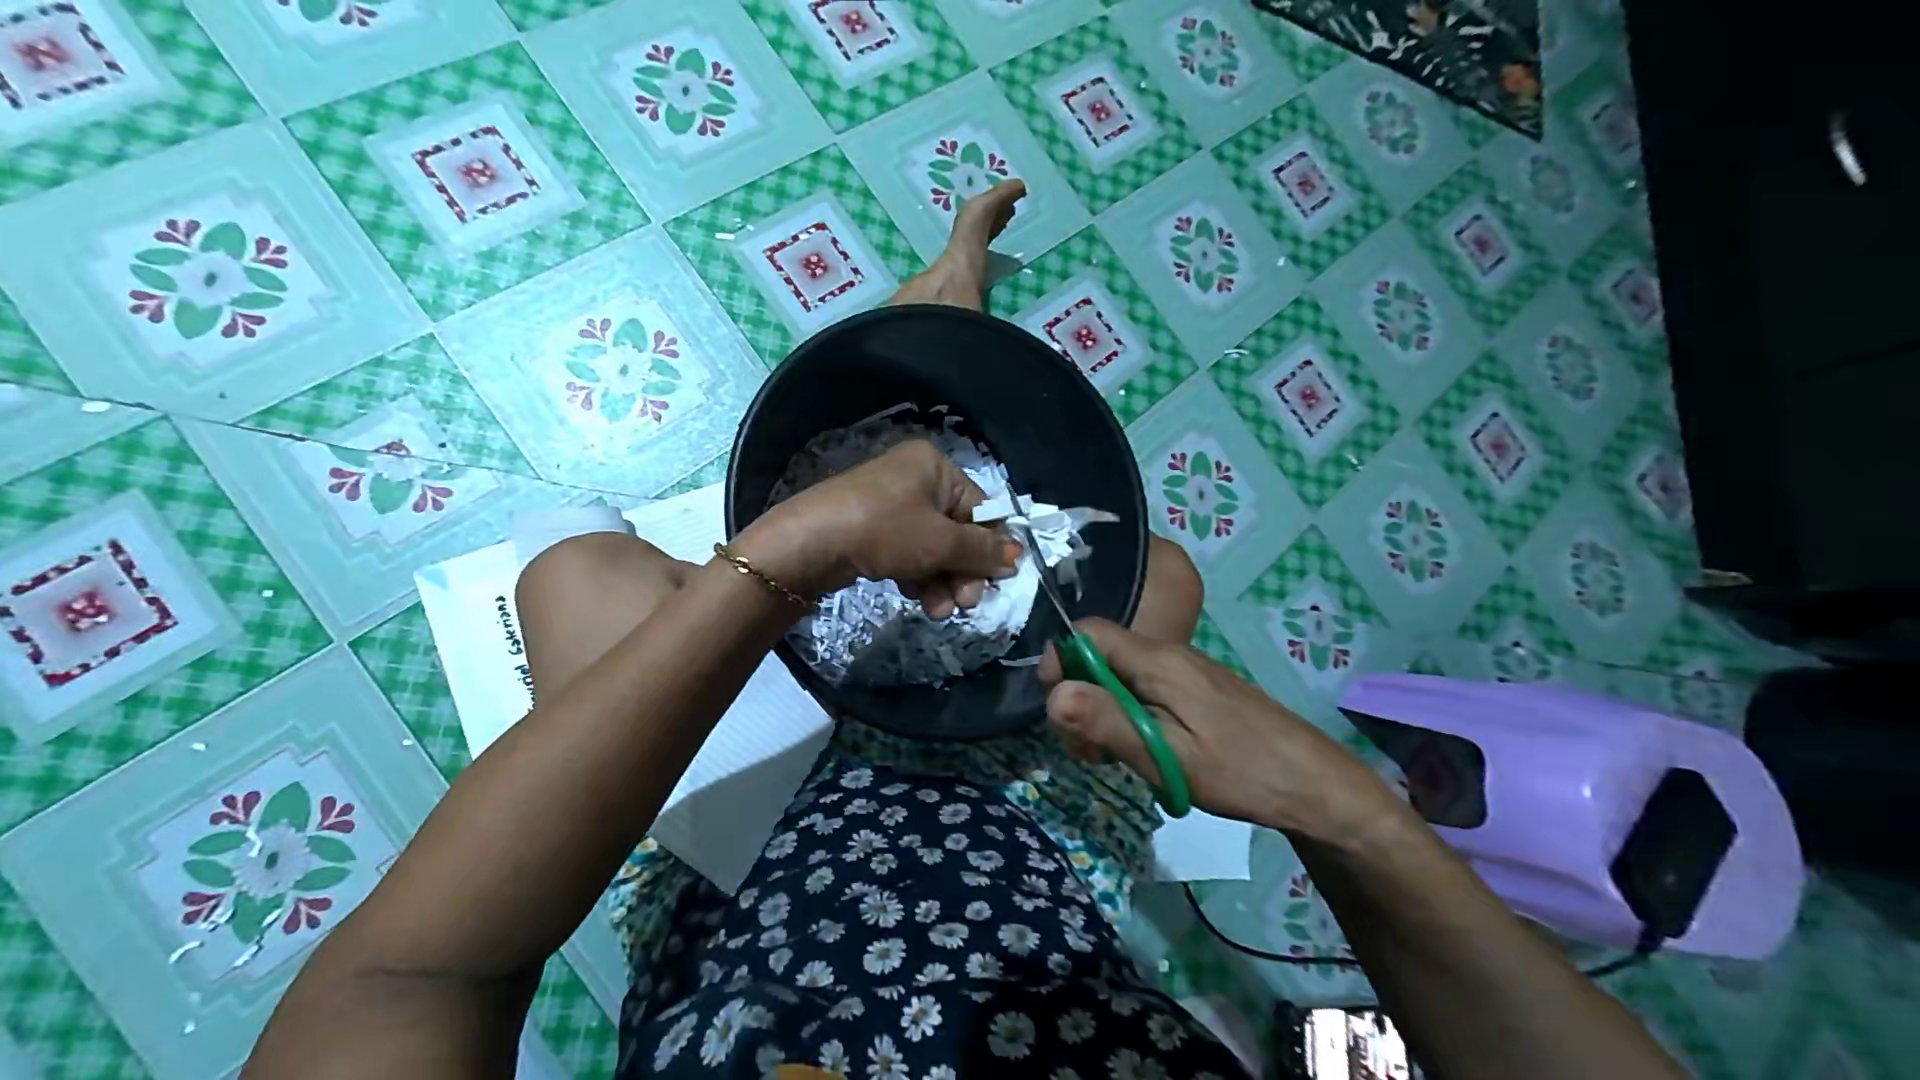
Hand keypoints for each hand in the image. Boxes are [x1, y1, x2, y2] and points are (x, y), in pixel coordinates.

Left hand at [738, 439, 1020, 617]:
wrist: (811, 543)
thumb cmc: (885, 530)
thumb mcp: (941, 542)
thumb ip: (983, 550)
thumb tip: (1016, 557)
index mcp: (936, 467)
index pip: (980, 508)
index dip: (991, 546)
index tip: (996, 581)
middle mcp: (915, 479)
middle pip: (958, 531)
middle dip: (963, 572)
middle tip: (966, 603)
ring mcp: (892, 505)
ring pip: (934, 548)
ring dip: (943, 582)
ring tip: (940, 611)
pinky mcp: (873, 530)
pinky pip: (909, 553)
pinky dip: (919, 577)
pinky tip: (920, 600)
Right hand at [1039, 618, 1401, 838]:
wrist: (1315, 785)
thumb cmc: (1240, 770)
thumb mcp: (1167, 755)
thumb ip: (1107, 722)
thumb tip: (1051, 694)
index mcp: (1158, 660)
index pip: (1088, 632)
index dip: (1060, 660)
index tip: (1055, 708)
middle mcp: (1168, 654)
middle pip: (1100, 656)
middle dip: (1079, 697)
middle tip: (1089, 751)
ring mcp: (1184, 671)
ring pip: (1120, 675)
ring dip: (1103, 711)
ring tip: (1115, 758)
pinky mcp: (1195, 689)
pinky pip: (1143, 689)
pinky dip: (1128, 715)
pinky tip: (1143, 751)